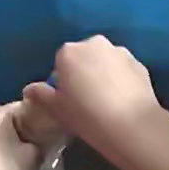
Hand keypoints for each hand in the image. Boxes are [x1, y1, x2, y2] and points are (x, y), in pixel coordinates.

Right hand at [21, 35, 162, 152]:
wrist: (131, 125)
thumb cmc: (86, 115)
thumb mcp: (56, 109)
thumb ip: (40, 95)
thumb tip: (29, 89)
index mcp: (69, 52)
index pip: (60, 62)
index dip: (63, 81)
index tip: (67, 99)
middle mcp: (94, 44)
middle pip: (83, 56)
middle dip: (83, 72)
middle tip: (85, 99)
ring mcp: (119, 52)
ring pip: (105, 61)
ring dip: (103, 73)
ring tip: (106, 100)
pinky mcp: (139, 63)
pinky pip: (123, 69)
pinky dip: (121, 79)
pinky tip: (122, 100)